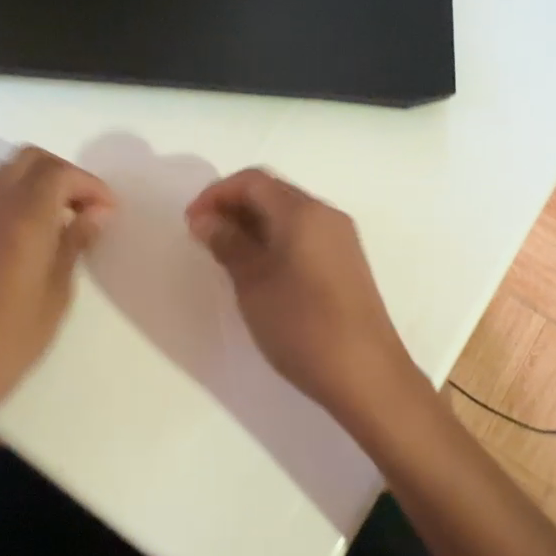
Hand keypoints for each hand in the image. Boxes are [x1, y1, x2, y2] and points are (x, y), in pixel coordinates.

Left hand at [0, 146, 113, 414]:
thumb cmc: (16, 334)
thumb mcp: (59, 290)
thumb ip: (76, 241)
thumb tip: (97, 212)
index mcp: (23, 216)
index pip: (59, 172)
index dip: (89, 184)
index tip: (109, 210)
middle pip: (30, 159)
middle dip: (63, 173)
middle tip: (87, 206)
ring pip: (6, 171)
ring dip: (37, 180)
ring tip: (62, 217)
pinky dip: (16, 195)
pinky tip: (32, 231)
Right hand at [186, 169, 417, 417]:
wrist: (365, 374)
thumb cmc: (301, 325)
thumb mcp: (253, 283)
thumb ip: (227, 243)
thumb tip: (206, 219)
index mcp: (303, 212)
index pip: (252, 181)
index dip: (215, 194)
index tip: (190, 223)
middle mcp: (326, 215)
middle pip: (272, 193)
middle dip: (233, 207)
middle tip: (202, 238)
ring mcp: (341, 240)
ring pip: (288, 215)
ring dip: (252, 225)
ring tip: (225, 256)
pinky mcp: (346, 264)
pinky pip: (303, 236)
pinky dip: (274, 241)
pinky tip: (257, 271)